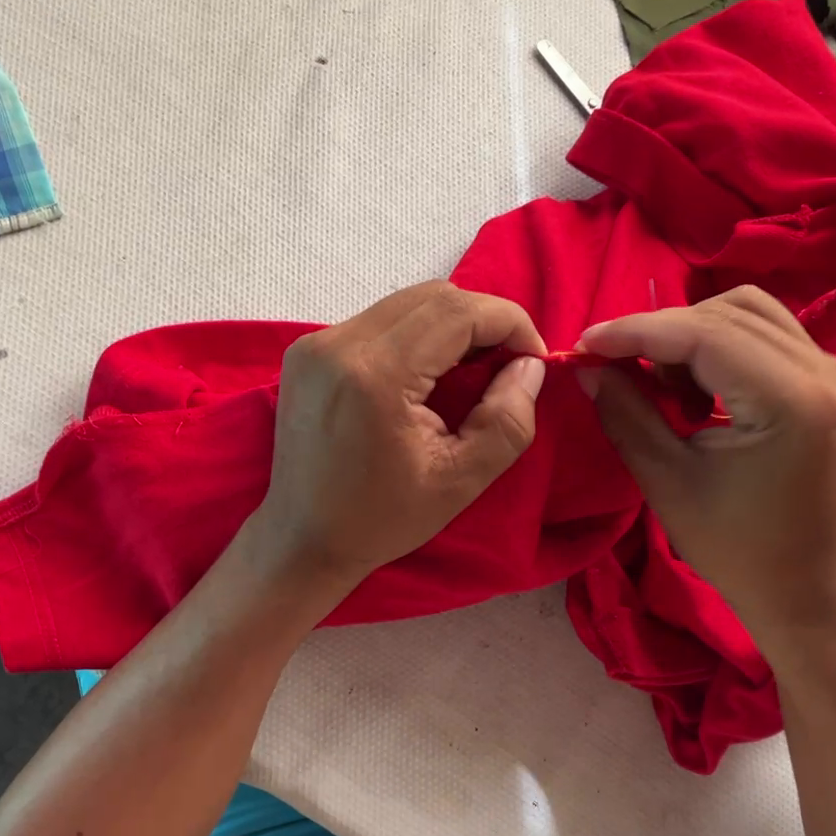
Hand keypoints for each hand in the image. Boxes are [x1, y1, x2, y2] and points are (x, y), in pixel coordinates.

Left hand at [251, 281, 547, 585]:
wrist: (302, 538)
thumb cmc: (380, 518)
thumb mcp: (460, 481)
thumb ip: (508, 420)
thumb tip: (529, 365)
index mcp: (375, 375)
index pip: (458, 311)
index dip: (509, 323)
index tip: (533, 360)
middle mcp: (338, 343)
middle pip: (432, 297)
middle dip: (482, 320)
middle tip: (507, 364)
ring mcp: (315, 343)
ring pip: (404, 304)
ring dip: (449, 325)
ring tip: (472, 369)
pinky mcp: (306, 351)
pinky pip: (377, 321)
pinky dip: (415, 335)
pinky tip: (427, 374)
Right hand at [577, 286, 835, 659]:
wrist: (801, 586)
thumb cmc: (732, 546)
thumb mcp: (665, 480)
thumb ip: (626, 413)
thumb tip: (588, 367)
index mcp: (794, 402)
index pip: (706, 334)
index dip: (638, 331)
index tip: (586, 343)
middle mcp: (830, 372)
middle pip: (729, 313)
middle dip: (661, 332)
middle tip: (615, 367)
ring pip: (751, 313)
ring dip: (692, 336)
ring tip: (661, 384)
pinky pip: (770, 335)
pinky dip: (722, 348)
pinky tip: (698, 390)